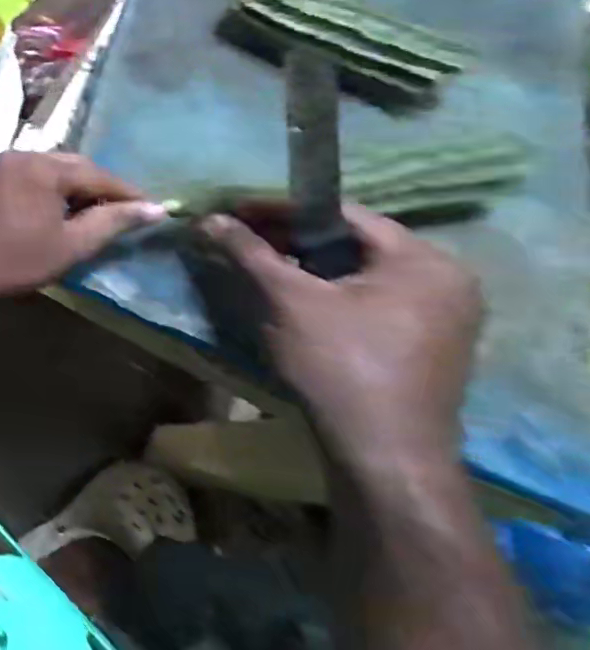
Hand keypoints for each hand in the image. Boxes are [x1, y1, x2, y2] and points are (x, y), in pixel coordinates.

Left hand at [0, 152, 166, 302]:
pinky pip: (22, 176)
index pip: (96, 174)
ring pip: (45, 169)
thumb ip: (113, 221)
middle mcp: (15, 155)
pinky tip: (53, 211)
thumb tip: (155, 208)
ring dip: (70, 187)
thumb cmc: (15, 260)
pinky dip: (43, 189)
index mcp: (38, 166)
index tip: (153, 210)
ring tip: (91, 215)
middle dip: (98, 187)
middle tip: (122, 213)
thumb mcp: (73, 244)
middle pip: (70, 165)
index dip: (127, 193)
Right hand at [202, 205, 481, 472]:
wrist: (382, 444)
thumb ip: (247, 250)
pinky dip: (321, 283)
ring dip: (300, 259)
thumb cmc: (338, 359)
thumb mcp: (285, 297)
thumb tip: (208, 217)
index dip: (279, 206)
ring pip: (354, 266)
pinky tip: (285, 289)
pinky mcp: (421, 334)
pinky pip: (364, 291)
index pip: (342, 213)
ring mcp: (437, 310)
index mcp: (423, 262)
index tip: (231, 208)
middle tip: (235, 232)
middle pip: (350, 239)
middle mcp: (442, 279)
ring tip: (251, 258)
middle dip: (287, 233)